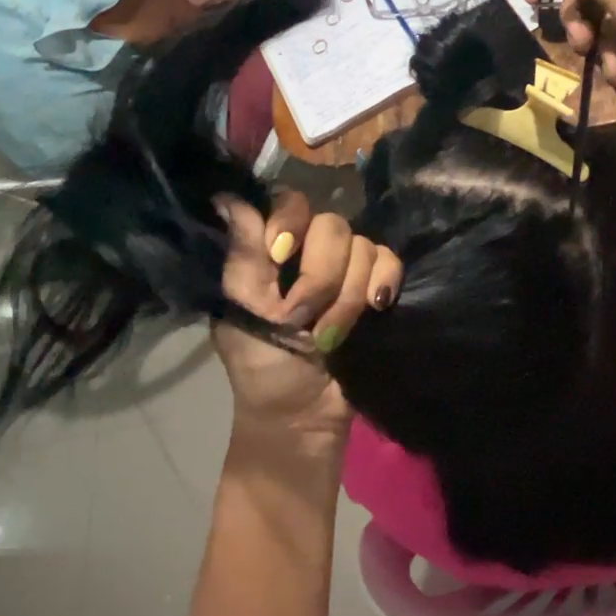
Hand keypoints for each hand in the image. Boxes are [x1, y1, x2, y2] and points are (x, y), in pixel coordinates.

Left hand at [212, 190, 401, 438]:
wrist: (305, 416)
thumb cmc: (262, 367)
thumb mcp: (243, 314)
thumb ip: (242, 256)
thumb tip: (226, 199)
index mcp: (270, 250)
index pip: (288, 201)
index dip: (290, 224)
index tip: (280, 258)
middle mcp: (309, 250)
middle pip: (332, 224)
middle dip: (320, 277)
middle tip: (303, 317)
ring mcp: (347, 267)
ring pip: (363, 246)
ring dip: (347, 296)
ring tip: (330, 334)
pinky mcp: (377, 286)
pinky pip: (390, 262)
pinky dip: (383, 284)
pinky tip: (374, 310)